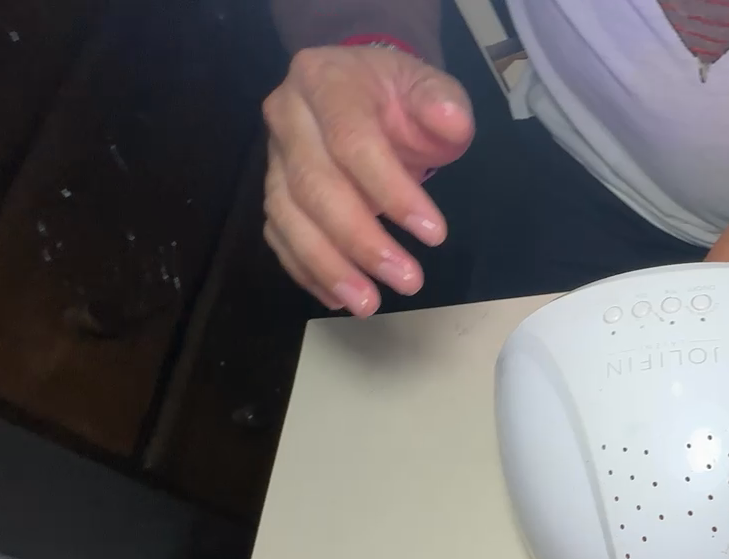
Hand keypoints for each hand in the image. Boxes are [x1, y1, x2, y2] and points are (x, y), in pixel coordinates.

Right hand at [262, 46, 473, 315]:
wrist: (365, 93)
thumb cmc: (402, 98)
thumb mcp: (430, 88)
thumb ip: (442, 102)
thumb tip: (452, 120)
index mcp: (325, 82)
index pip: (352, 140)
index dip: (391, 190)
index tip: (435, 235)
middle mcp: (288, 118)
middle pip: (314, 186)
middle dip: (361, 241)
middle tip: (409, 282)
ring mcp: (276, 157)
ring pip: (288, 216)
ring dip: (328, 266)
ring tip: (368, 306)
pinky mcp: (277, 191)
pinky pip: (280, 234)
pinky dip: (305, 270)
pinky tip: (338, 299)